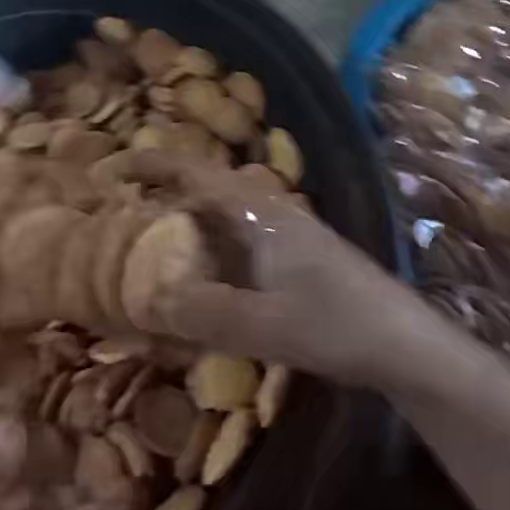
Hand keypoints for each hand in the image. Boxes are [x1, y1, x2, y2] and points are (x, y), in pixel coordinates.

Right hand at [120, 151, 450, 390]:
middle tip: (115, 220)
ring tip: (143, 253)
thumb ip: (206, 312)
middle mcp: (266, 213)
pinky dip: (202, 256)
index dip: (149, 166)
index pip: (195, 172)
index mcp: (259, 212)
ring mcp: (279, 236)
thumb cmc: (339, 324)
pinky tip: (193, 286)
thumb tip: (147, 299)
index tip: (106, 172)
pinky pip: (231, 247)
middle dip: (158, 197)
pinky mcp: (287, 261)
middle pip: (201, 191)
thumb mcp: (268, 325)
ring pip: (216, 220)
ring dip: (180, 229)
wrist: (403, 343)